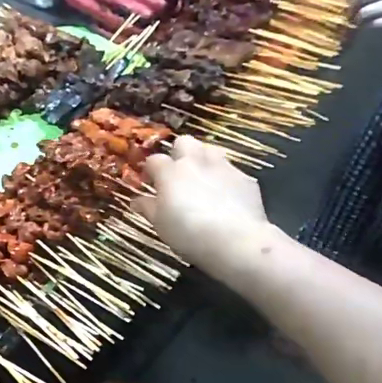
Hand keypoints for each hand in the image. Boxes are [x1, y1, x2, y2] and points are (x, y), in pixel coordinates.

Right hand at [134, 136, 278, 277]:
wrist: (235, 240)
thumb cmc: (188, 234)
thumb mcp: (160, 225)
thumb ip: (148, 208)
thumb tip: (136, 200)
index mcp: (171, 172)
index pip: (154, 160)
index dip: (150, 170)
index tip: (149, 182)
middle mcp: (196, 161)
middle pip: (184, 142)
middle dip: (179, 153)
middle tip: (178, 174)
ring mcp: (223, 167)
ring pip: (210, 151)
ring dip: (203, 160)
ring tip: (203, 180)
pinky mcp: (245, 178)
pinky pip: (231, 171)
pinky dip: (225, 179)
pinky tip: (226, 197)